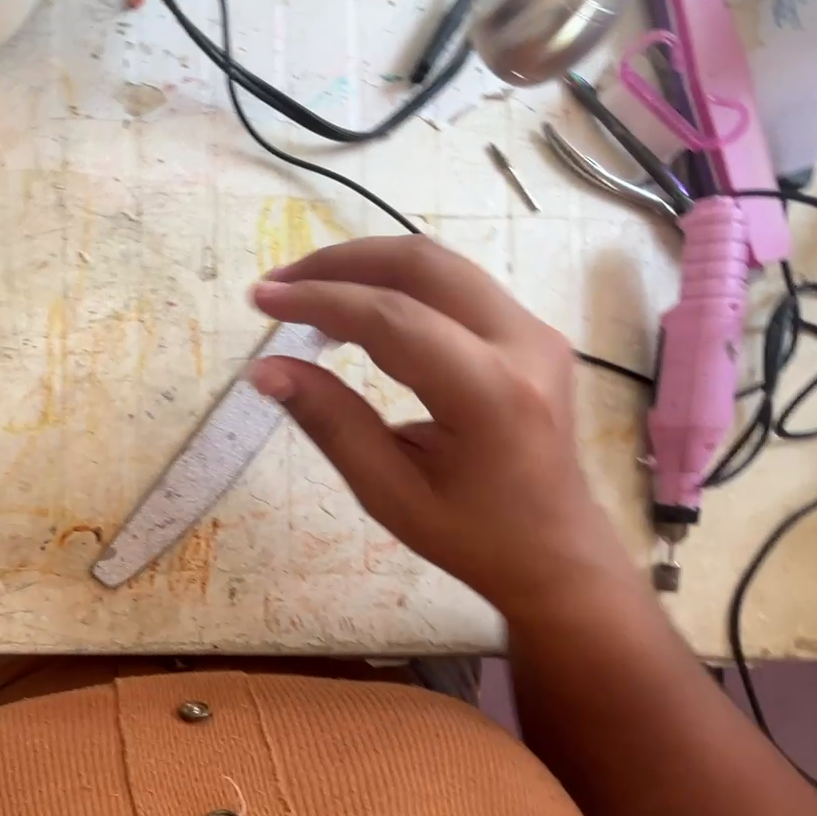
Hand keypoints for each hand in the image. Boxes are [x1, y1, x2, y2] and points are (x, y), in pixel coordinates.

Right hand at [246, 235, 633, 617]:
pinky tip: (353, 311)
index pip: (393, 320)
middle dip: (340, 264)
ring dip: (365, 268)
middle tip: (279, 285)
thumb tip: (265, 371)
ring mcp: (533, 331)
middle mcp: (524, 343)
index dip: (319, 301)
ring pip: (440, 266)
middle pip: (423, 266)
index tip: (261, 300)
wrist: (555, 551)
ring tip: (304, 294)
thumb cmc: (468, 534)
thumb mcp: (386, 491)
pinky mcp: (527, 332)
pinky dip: (393, 286)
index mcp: (490, 393)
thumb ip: (329, 422)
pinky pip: (453, 286)